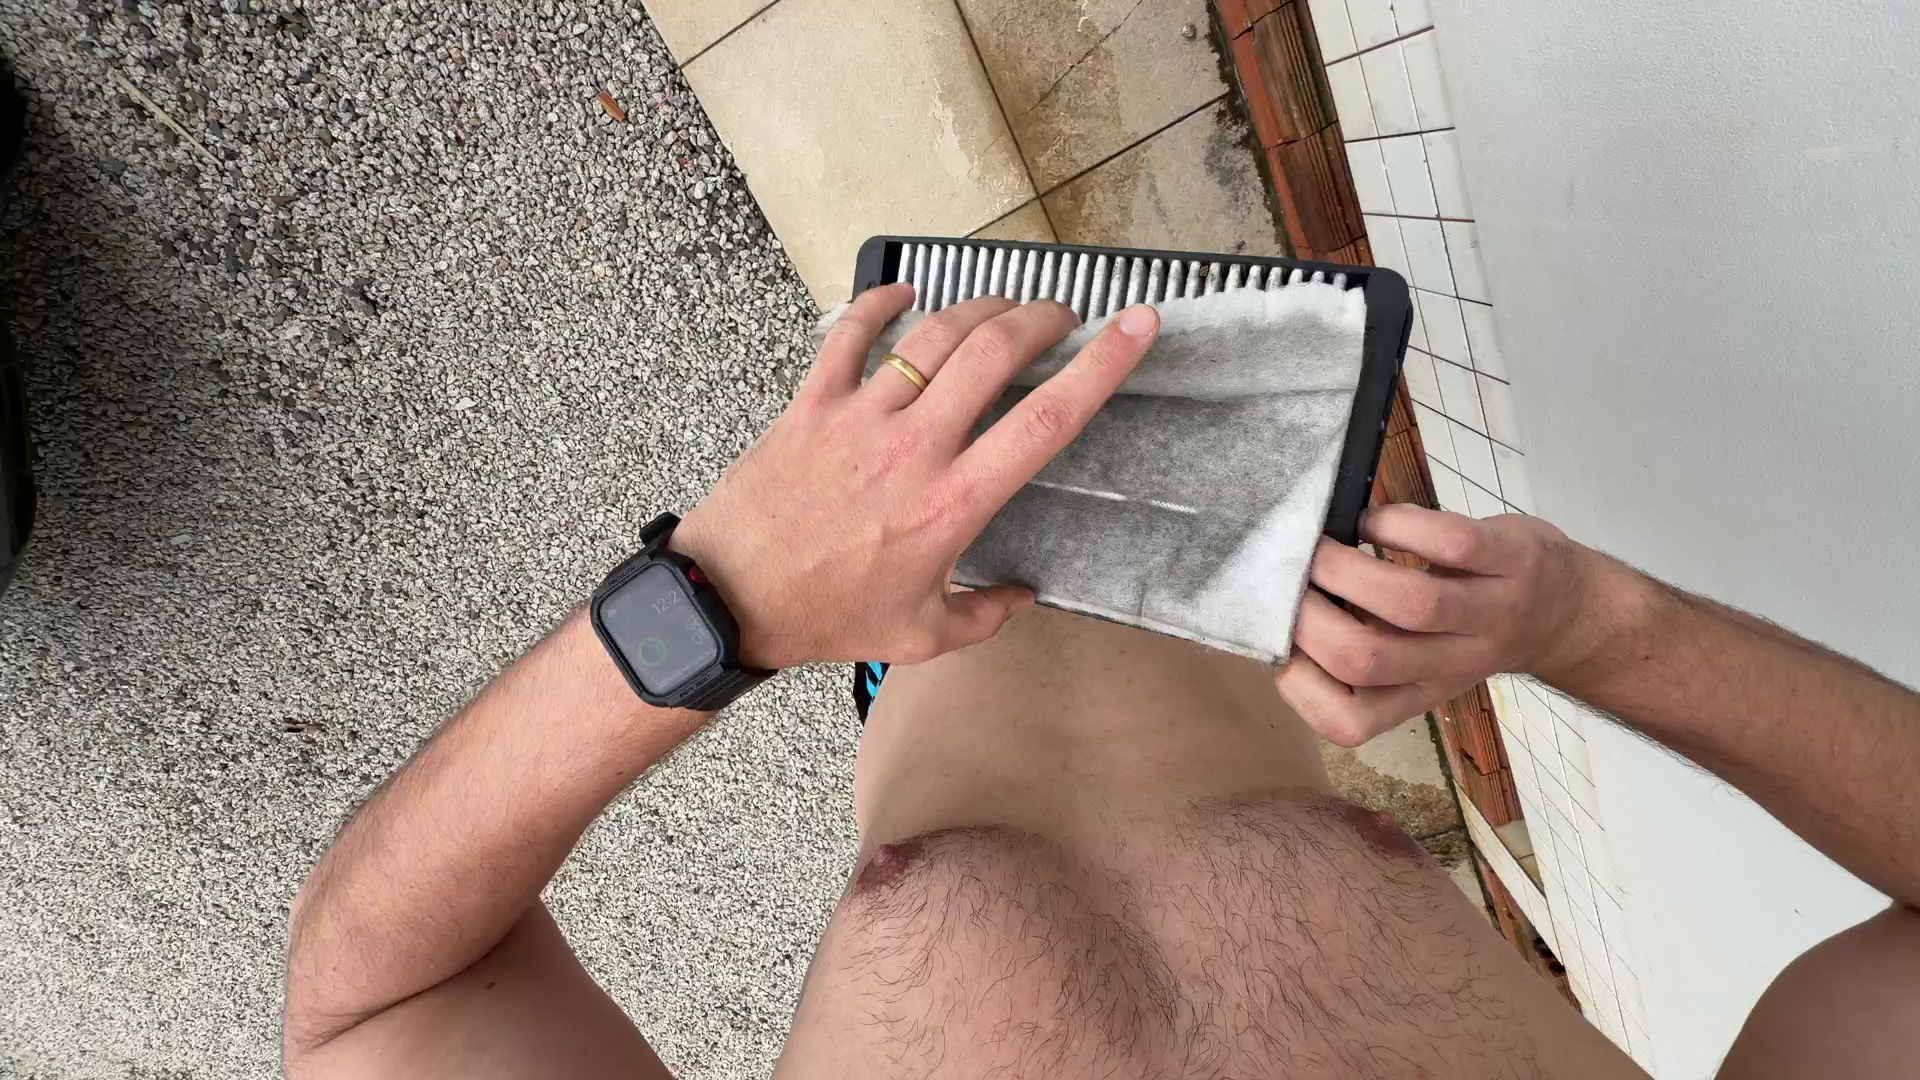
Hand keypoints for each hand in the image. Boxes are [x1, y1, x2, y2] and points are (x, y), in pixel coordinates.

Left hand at [668, 283, 1161, 669]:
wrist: (730, 598)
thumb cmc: (827, 617)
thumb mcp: (920, 636)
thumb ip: (985, 616)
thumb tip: (1025, 597)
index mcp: (953, 504)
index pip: (1045, 421)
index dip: (1102, 366)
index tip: (1136, 325)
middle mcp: (915, 447)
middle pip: (995, 353)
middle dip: (1042, 318)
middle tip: (1061, 315)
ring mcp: (860, 417)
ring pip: (934, 334)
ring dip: (980, 307)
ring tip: (1005, 306)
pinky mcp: (812, 402)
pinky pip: (850, 333)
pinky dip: (880, 302)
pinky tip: (904, 291)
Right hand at [1276, 504, 1617, 745]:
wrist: (1573, 614)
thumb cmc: (1463, 632)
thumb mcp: (1411, 662)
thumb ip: (1347, 648)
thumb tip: (1267, 608)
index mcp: (1412, 697)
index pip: (1344, 721)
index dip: (1295, 679)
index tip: (1281, 634)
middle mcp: (1451, 666)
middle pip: (1364, 660)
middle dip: (1307, 612)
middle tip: (1289, 577)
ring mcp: (1489, 615)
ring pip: (1409, 603)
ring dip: (1343, 567)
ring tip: (1319, 545)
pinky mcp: (1513, 561)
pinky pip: (1450, 543)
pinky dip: (1394, 525)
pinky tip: (1373, 521)